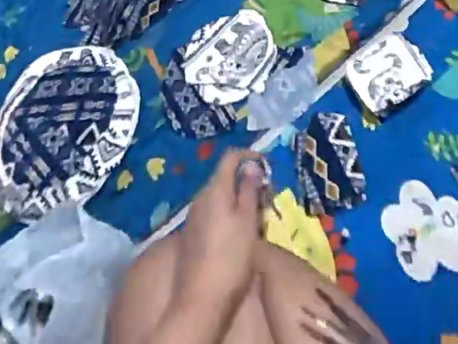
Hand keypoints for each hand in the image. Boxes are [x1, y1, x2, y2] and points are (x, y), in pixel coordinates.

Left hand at [172, 150, 268, 314]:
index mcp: (215, 190)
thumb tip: (252, 165)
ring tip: (255, 217)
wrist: (199, 302)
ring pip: (218, 197)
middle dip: (245, 181)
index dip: (249, 155)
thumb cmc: (230, 257)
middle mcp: (200, 198)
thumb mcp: (248, 221)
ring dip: (236, 200)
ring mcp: (192, 218)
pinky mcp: (190, 236)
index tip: (267, 165)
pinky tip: (236, 234)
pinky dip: (226, 214)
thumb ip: (250, 190)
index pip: (230, 157)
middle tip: (265, 197)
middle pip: (224, 178)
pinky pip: (211, 214)